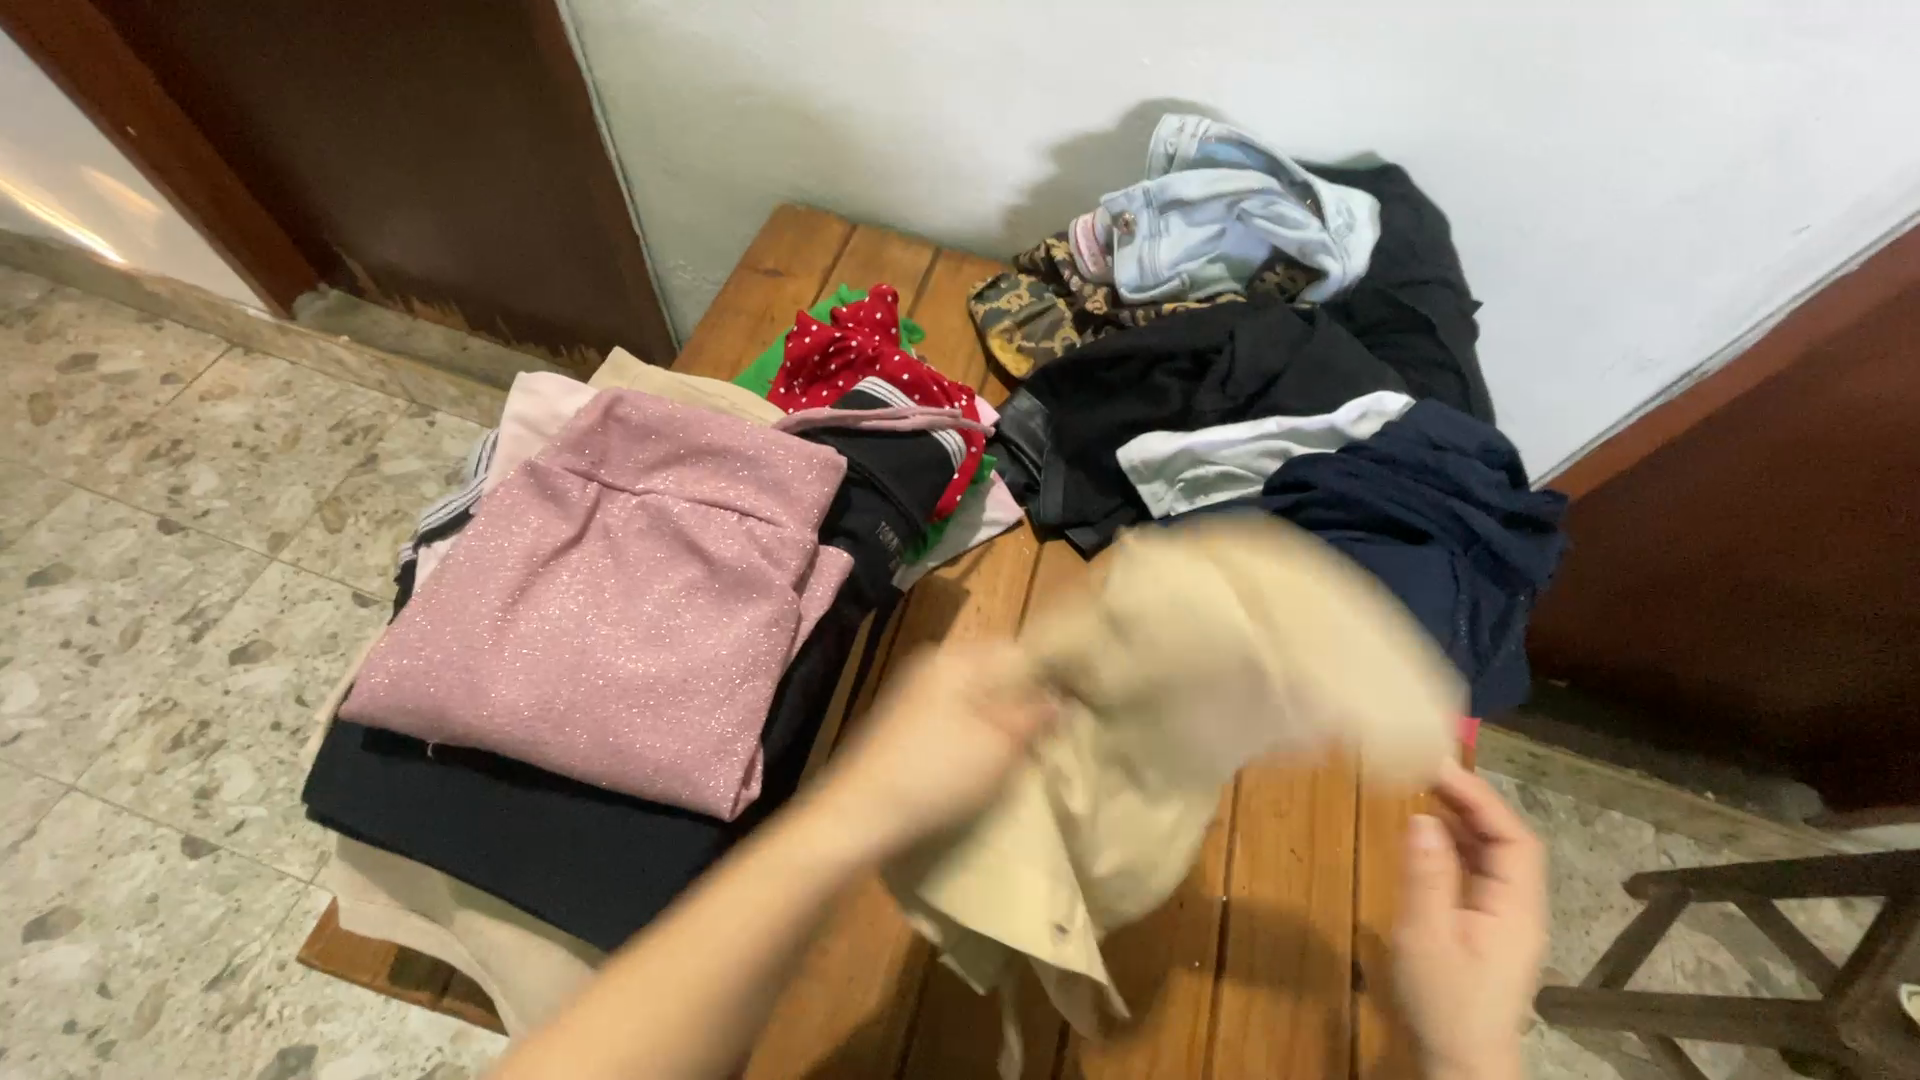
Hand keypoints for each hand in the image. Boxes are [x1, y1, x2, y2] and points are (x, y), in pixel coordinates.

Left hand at [806, 641, 1057, 859]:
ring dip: (1000, 716)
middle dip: (1024, 697)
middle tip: (1050, 732)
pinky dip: (975, 729)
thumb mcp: (998, 746)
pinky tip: (985, 759)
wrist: (861, 813)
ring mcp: (916, 690)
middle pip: (996, 670)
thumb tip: (1060, 698)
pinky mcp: (905, 719)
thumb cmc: (937, 773)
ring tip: (1023, 750)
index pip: (1018, 648)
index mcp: (958, 657)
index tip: (1073, 702)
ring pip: (977, 694)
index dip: (1048, 673)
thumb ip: (1034, 715)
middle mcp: (935, 662)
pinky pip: (956, 712)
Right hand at [1393, 760, 1547, 1079]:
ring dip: (1461, 818)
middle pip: (1506, 841)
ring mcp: (1503, 916)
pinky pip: (1476, 871)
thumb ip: (1426, 875)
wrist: (1462, 1060)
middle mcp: (1518, 906)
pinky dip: (1453, 843)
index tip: (1439, 765)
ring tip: (1423, 788)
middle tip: (1425, 768)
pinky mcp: (1485, 925)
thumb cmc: (1444, 999)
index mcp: (1516, 908)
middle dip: (1470, 800)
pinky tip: (1426, 833)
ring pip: (1492, 854)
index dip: (1480, 797)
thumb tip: (1421, 817)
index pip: (1514, 838)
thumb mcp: (1425, 935)